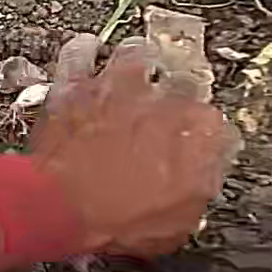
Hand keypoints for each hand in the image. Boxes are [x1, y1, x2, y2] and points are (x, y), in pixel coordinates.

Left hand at [29, 33, 238, 256]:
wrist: (58, 205)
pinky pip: (81, 51)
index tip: (191, 137)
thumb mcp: (177, 221)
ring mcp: (115, 87)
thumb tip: (204, 169)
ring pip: (137, 53)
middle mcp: (159, 101)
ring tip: (134, 65)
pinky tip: (87, 51)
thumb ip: (199, 184)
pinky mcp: (75, 85)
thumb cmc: (116, 219)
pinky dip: (85, 50)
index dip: (201, 129)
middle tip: (167, 97)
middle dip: (179, 86)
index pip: (213, 118)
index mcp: (194, 133)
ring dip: (138, 59)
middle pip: (182, 76)